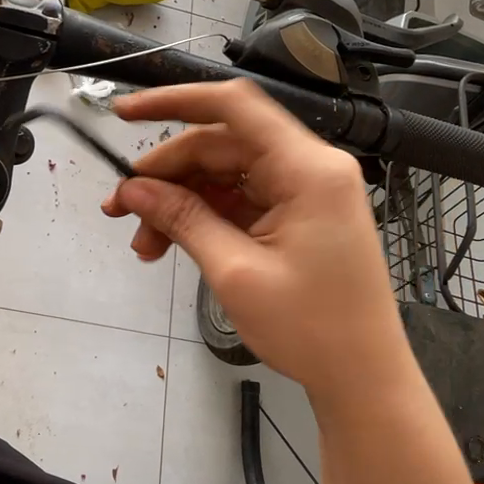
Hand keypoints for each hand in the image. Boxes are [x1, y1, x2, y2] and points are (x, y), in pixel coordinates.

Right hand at [99, 80, 400, 392]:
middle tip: (119, 208)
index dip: (173, 102)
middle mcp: (310, 168)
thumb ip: (182, 220)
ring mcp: (304, 192)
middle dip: (166, 175)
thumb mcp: (235, 272)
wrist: (364, 381)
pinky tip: (170, 243)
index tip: (123, 113)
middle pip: (221, 146)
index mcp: (308, 169)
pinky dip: (202, 217)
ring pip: (224, 174)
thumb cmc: (312, 330)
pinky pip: (239, 200)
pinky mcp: (297, 215)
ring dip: (179, 201)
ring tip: (143, 243)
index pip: (234, 108)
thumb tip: (132, 190)